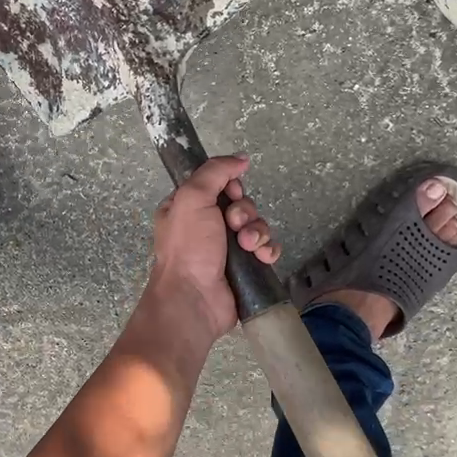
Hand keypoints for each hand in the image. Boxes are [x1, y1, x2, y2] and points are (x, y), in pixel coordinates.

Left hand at [145, 155, 278, 338]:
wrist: (194, 298)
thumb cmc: (188, 246)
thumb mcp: (192, 197)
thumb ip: (215, 172)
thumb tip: (241, 158)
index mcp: (187, 206)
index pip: (218, 185)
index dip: (230, 187)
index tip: (230, 195)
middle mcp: (206, 225)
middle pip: (241, 204)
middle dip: (244, 213)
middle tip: (235, 226)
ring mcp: (227, 248)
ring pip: (257, 226)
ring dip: (257, 232)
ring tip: (247, 246)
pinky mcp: (246, 268)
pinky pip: (267, 249)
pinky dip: (268, 250)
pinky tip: (261, 258)